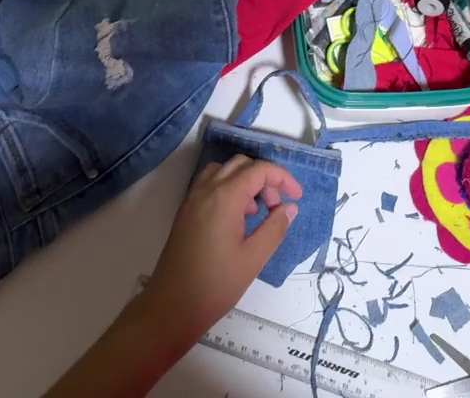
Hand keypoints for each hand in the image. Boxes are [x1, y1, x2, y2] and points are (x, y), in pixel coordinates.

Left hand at [142, 155, 302, 340]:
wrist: (171, 306)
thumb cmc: (216, 285)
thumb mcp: (253, 258)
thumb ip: (275, 228)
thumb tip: (290, 207)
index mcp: (224, 197)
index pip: (259, 170)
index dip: (282, 178)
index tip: (297, 197)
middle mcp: (206, 189)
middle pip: (241, 164)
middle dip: (265, 178)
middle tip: (276, 206)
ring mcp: (193, 198)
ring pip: (224, 170)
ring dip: (245, 180)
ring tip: (256, 212)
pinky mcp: (186, 210)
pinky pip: (210, 183)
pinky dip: (228, 187)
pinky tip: (236, 217)